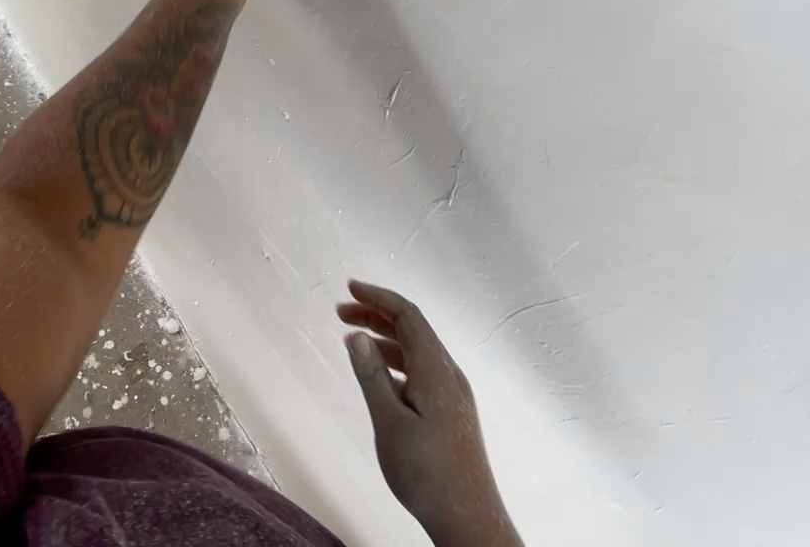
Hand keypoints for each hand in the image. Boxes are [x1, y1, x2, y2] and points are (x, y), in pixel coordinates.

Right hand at [340, 280, 523, 546]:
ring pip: (415, 349)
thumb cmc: (427, 474)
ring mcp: (452, 393)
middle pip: (411, 328)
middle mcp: (448, 374)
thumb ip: (371, 375)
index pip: (407, 315)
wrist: (468, 520)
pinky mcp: (451, 410)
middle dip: (376, 314)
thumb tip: (355, 334)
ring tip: (351, 339)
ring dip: (383, 337)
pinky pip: (420, 369)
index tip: (350, 287)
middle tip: (341, 311)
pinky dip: (394, 360)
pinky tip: (377, 373)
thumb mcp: (389, 422)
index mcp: (436, 370)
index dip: (377, 296)